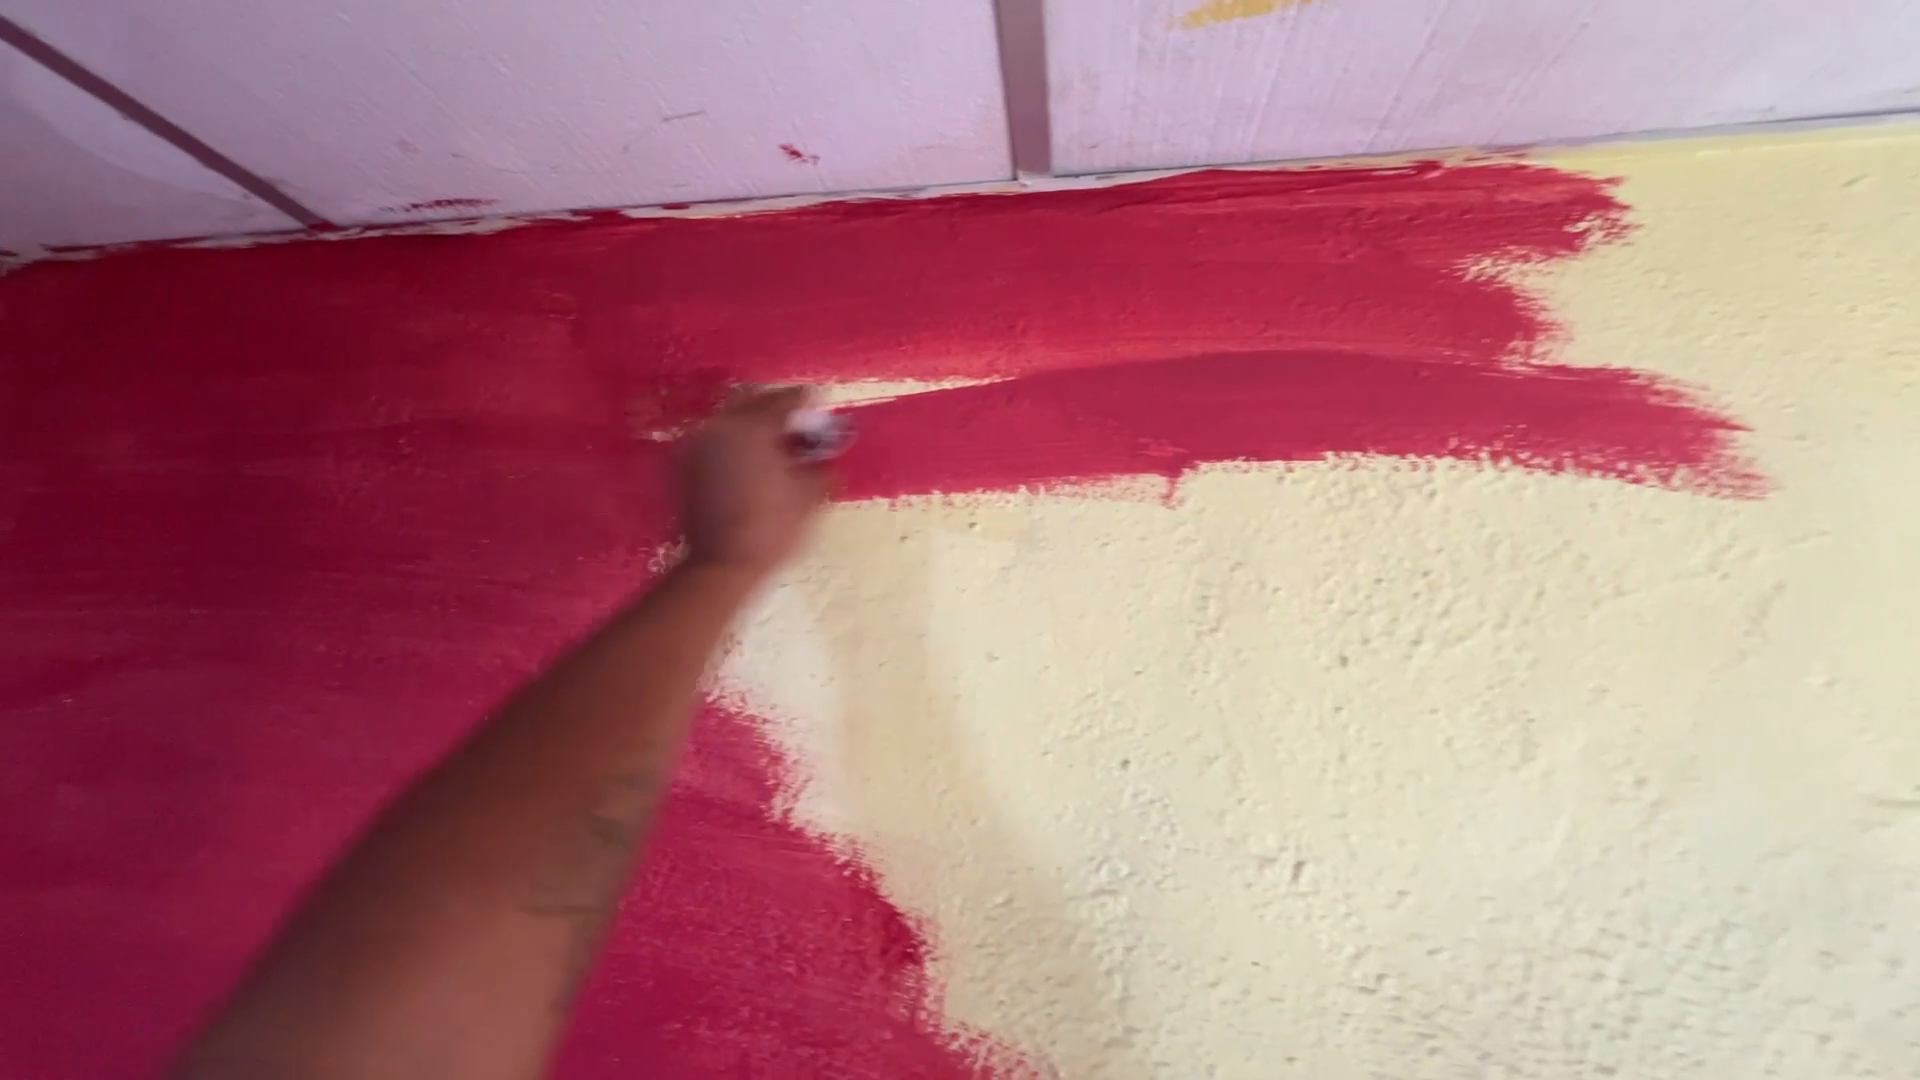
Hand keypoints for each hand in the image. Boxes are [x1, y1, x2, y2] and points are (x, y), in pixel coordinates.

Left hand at [677, 387, 833, 578]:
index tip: (819, 403)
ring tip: (773, 445)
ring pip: (730, 420)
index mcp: (755, 427)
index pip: (785, 399)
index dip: (807, 401)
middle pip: (752, 400)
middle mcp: (722, 426)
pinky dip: (734, 443)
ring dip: (752, 425)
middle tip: (795, 423)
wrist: (721, 565)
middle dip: (775, 407)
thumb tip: (826, 459)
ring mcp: (698, 445)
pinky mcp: (684, 466)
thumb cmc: (772, 529)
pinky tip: (749, 462)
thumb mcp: (810, 497)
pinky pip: (715, 440)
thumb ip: (822, 466)